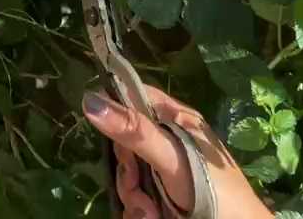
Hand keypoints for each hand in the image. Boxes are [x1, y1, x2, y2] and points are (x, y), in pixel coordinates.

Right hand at [82, 85, 272, 218]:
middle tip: (137, 184)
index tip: (104, 127)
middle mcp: (168, 141)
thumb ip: (134, 131)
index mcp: (175, 119)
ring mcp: (165, 173)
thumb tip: (87, 98)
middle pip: (125, 141)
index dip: (114, 107)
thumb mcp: (172, 158)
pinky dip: (138, 213)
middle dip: (127, 169)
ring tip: (150, 215)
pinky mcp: (163, 200)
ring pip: (129, 175)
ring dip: (133, 197)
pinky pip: (136, 200)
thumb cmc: (215, 193)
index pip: (133, 96)